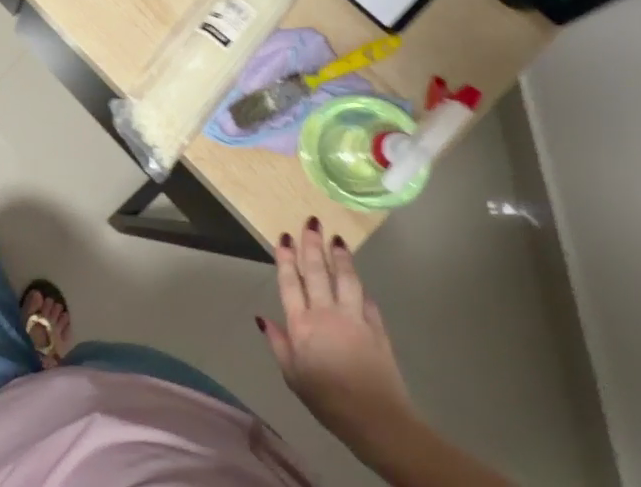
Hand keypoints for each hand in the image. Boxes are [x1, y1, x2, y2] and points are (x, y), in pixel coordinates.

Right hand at [259, 219, 414, 441]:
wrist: (376, 418)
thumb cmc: (326, 399)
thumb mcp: (293, 376)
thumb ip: (279, 344)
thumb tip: (264, 318)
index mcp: (302, 325)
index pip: (290, 283)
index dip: (285, 259)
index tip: (283, 237)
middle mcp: (326, 314)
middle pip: (317, 272)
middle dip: (312, 245)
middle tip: (310, 223)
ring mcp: (355, 318)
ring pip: (344, 279)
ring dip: (339, 257)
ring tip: (335, 239)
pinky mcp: (377, 328)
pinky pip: (366, 299)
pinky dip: (360, 286)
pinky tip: (357, 279)